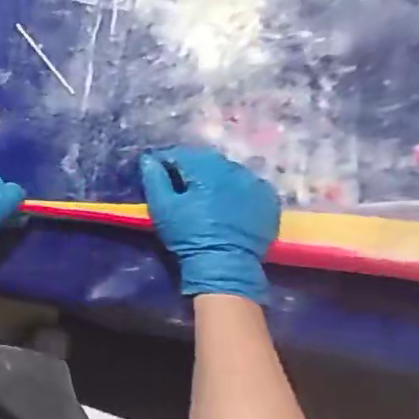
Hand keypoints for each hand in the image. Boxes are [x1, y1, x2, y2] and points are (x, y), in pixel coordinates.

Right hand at [140, 146, 281, 302]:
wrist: (224, 265)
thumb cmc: (187, 234)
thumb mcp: (162, 207)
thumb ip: (154, 178)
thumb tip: (149, 159)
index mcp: (207, 169)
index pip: (181, 153)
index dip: (165, 161)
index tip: (157, 173)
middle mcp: (235, 169)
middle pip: (207, 160)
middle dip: (191, 167)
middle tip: (179, 184)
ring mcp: (256, 184)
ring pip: (228, 170)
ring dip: (214, 177)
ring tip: (202, 194)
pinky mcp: (269, 199)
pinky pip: (247, 185)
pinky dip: (234, 189)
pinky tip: (226, 202)